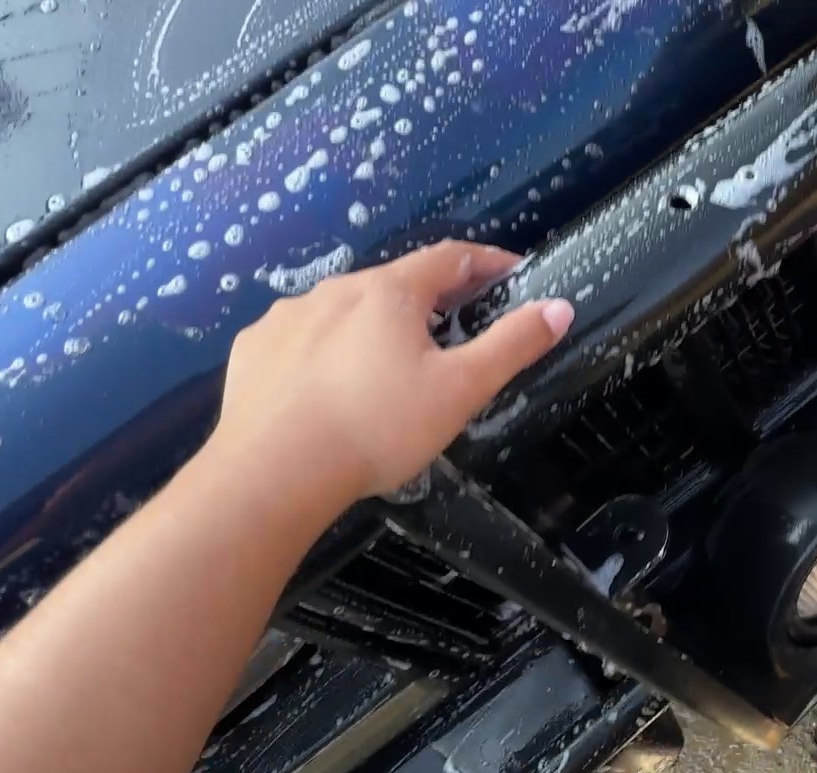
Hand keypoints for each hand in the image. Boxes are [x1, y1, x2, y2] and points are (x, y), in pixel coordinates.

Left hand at [207, 241, 574, 510]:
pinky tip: (339, 386)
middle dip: (436, 299)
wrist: (276, 471)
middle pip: (398, 284)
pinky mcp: (256, 350)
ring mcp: (287, 318)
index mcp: (390, 293)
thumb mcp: (464, 388)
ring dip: (381, 325)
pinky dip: (335, 349)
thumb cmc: (382, 425)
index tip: (515, 273)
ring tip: (398, 365)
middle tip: (462, 329)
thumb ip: (513, 345)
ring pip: (349, 310)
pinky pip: (308, 338)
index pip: (450, 258)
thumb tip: (559, 308)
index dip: (488, 261)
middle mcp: (334, 291)